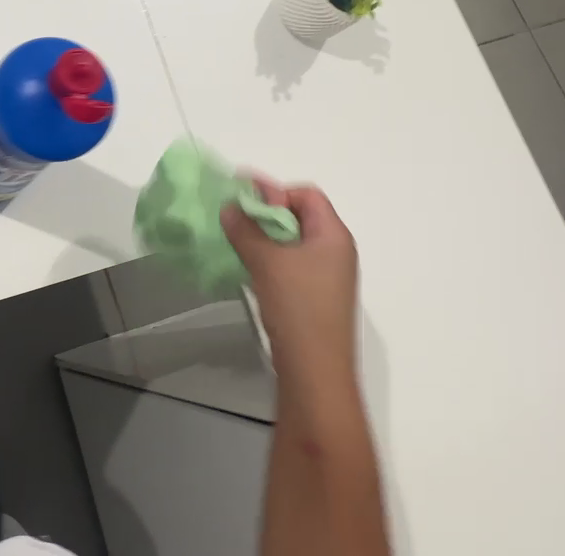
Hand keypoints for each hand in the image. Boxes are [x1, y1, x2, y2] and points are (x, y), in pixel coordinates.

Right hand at [223, 178, 358, 383]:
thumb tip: (229, 206)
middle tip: (235, 219)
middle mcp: (335, 251)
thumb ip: (245, 229)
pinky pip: (290, 264)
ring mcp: (326, 276)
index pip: (306, 194)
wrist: (314, 372)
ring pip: (292, 242)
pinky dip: (268, 259)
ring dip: (264, 237)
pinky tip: (248, 268)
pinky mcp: (314, 297)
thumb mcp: (267, 261)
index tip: (244, 203)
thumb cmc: (297, 308)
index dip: (275, 193)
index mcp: (333, 235)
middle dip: (265, 213)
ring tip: (236, 242)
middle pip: (299, 215)